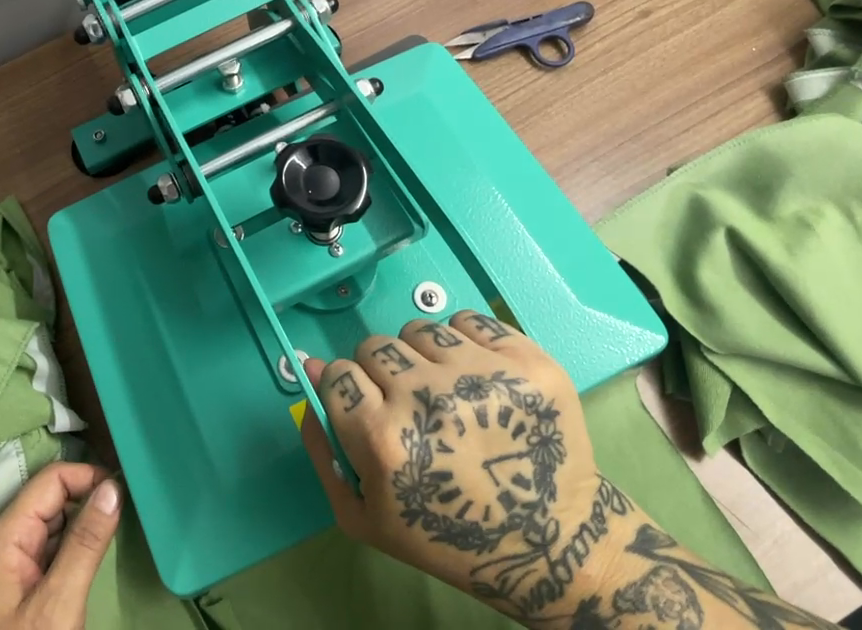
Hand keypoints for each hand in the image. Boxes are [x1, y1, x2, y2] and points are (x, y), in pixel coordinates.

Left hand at [0, 462, 122, 629]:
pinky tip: (90, 560)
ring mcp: (2, 566)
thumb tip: (112, 488)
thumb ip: (85, 544)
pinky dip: (70, 548)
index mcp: (3, 537)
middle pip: (49, 499)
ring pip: (49, 524)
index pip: (51, 481)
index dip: (89, 479)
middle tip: (126, 514)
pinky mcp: (10, 588)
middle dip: (87, 499)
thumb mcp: (58, 604)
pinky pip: (45, 550)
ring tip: (115, 533)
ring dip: (81, 524)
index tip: (126, 494)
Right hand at [300, 311, 627, 621]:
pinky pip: (469, 320)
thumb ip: (323, 446)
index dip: (346, 389)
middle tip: (408, 405)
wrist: (551, 542)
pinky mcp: (525, 362)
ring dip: (422, 355)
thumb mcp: (364, 517)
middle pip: (376, 347)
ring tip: (445, 390)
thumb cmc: (449, 537)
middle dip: (381, 373)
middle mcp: (428, 398)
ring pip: (420, 329)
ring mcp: (480, 376)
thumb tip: (310, 370)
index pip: (338, 374)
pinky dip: (464, 340)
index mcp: (384, 439)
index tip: (366, 405)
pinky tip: (475, 375)